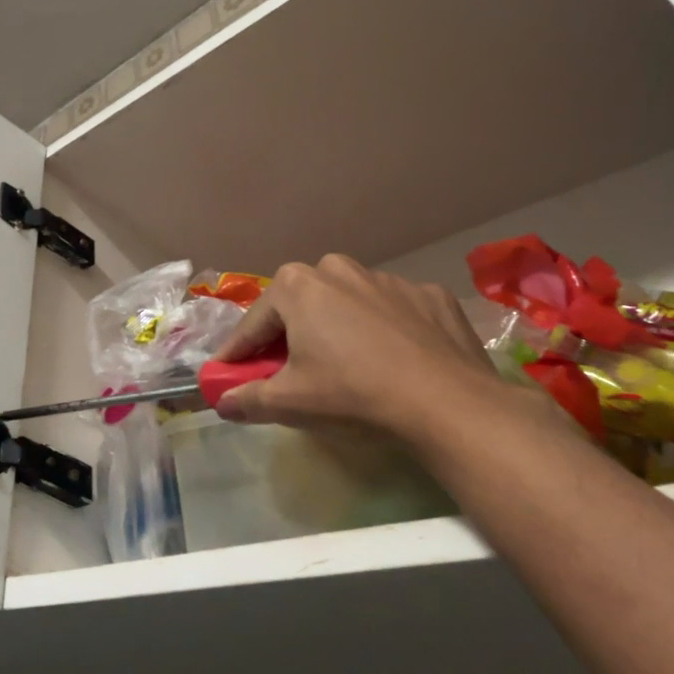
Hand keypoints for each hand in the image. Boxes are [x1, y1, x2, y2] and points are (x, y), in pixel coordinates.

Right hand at [211, 253, 500, 439]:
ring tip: (348, 367)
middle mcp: (337, 269)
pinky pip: (396, 312)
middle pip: (301, 306)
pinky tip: (396, 362)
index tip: (228, 372)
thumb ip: (248, 399)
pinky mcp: (431, 296)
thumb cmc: (354, 394)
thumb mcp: (291, 403)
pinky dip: (388, 331)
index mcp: (296, 286)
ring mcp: (389, 279)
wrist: (451, 405)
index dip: (238, 353)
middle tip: (290, 370)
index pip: (254, 324)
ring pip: (349, 305)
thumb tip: (221, 403)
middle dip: (291, 334)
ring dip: (341, 329)